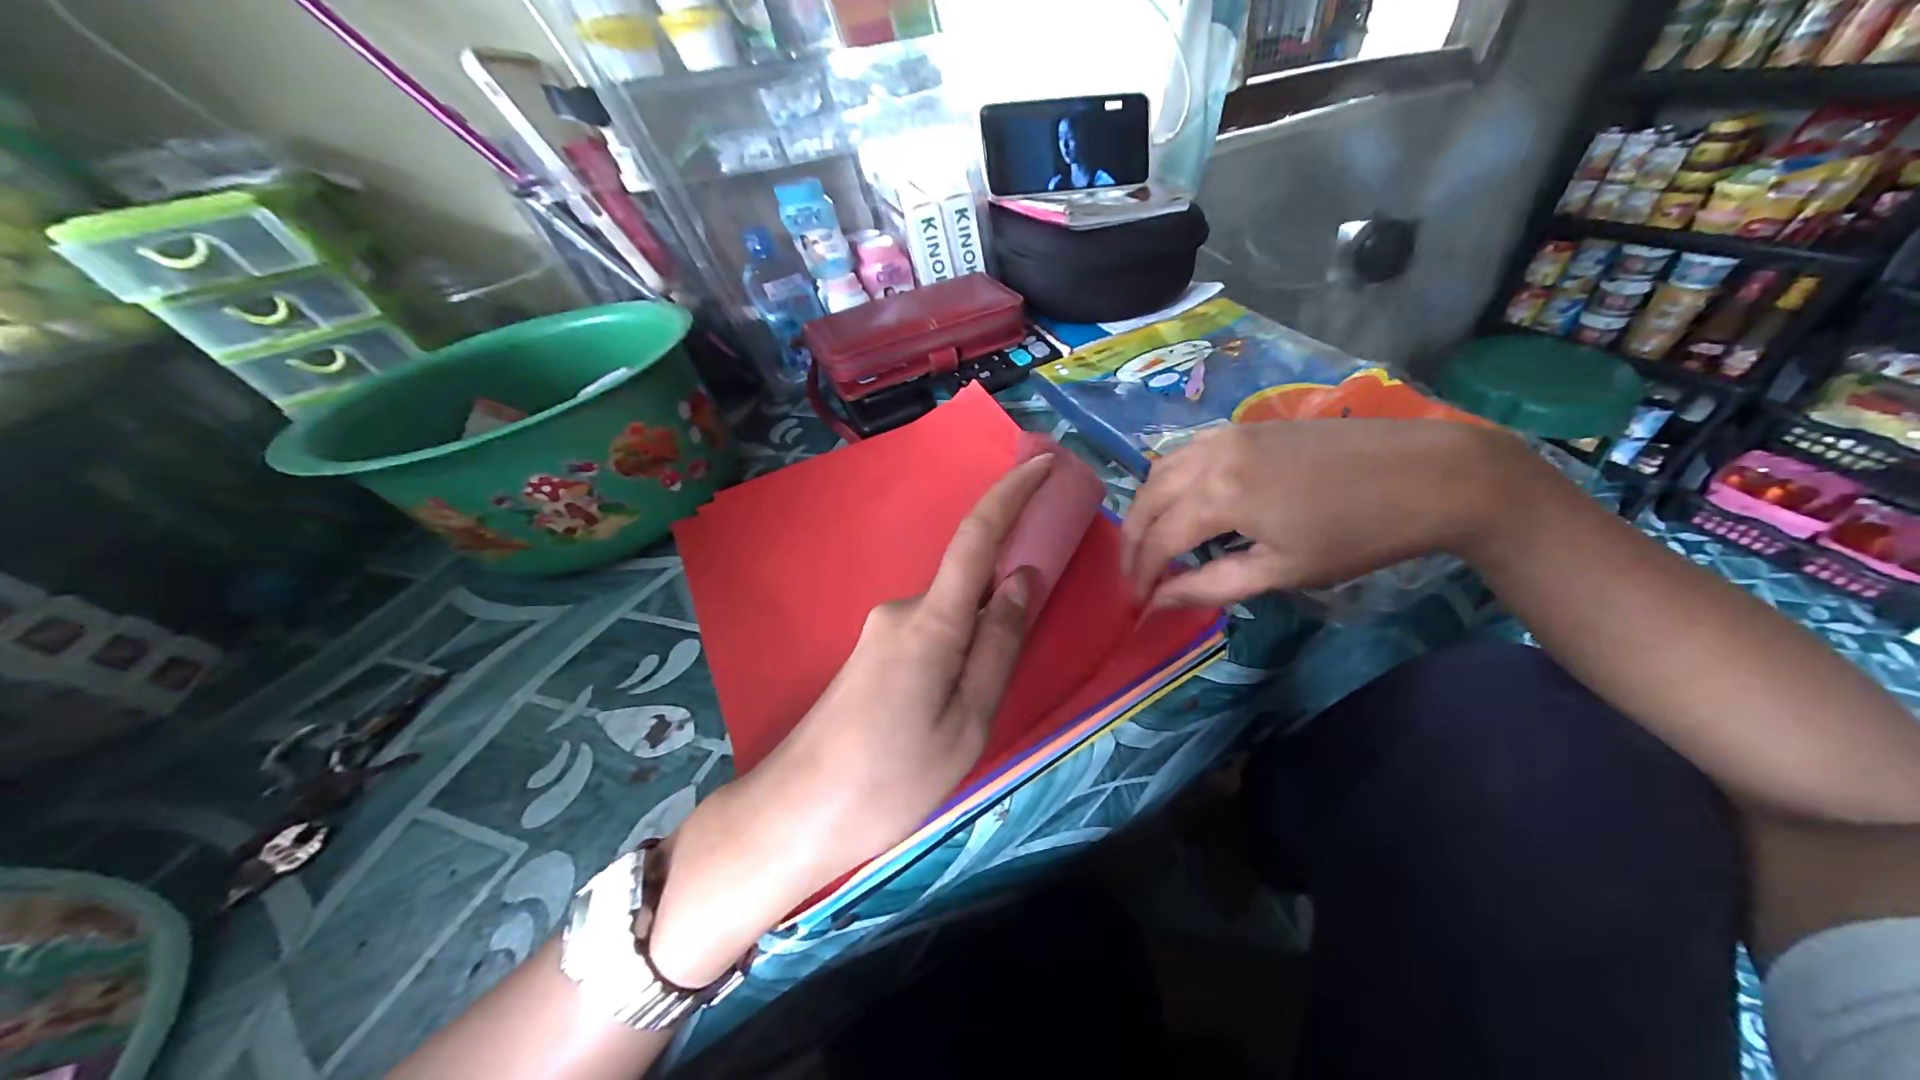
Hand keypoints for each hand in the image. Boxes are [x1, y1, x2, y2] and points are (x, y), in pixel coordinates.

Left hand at [646, 453, 1056, 985]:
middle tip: (1015, 666)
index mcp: (929, 622)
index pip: (976, 538)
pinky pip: (926, 637)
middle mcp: (898, 611)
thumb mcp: (967, 722)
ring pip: (947, 619)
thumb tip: (1020, 579)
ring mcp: (877, 632)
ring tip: (968, 717)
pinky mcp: (867, 655)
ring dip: (975, 643)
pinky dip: (952, 656)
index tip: (1040, 464)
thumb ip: (998, 645)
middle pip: (966, 586)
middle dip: (1001, 602)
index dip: (1009, 496)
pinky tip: (941, 715)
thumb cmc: (892, 779)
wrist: (795, 815)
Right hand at [1119, 419, 1529, 609]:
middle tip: (1132, 574)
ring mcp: (1228, 434)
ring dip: (1147, 506)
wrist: (1429, 475)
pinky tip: (1181, 500)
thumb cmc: (1358, 534)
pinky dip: (1170, 479)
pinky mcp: (1246, 426)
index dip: (1142, 573)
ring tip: (1149, 540)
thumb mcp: (1282, 571)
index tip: (1136, 603)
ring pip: (1162, 468)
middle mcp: (1211, 455)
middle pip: (1149, 499)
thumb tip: (1159, 601)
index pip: (1159, 539)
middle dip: (1133, 540)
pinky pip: (1187, 451)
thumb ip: (1210, 586)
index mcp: (1220, 494)